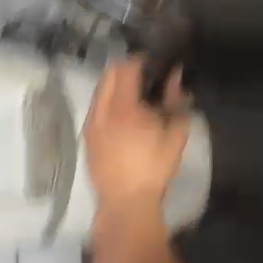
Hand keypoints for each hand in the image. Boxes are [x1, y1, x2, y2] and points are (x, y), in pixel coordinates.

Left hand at [83, 57, 189, 214]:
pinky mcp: (87, 136)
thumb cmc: (155, 167)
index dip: (142, 60)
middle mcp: (101, 110)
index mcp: (124, 107)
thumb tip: (175, 77)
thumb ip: (175, 101)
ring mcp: (90, 123)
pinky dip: (110, 100)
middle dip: (127, 68)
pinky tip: (126, 114)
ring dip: (116, 84)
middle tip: (148, 76)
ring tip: (138, 94)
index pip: (126, 68)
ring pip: (100, 89)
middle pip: (109, 74)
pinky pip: (97, 105)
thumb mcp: (175, 133)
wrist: (125, 202)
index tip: (157, 63)